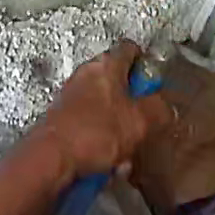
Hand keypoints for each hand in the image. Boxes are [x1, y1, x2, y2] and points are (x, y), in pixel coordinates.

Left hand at [33, 40, 174, 179]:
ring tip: (123, 155)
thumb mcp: (140, 121)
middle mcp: (86, 73)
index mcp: (107, 64)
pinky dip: (98, 142)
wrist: (47, 163)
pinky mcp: (58, 122)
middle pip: (117, 81)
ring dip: (116, 128)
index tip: (154, 82)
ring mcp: (69, 97)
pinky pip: (87, 126)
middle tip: (141, 124)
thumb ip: (159, 110)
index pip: (130, 49)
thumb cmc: (96, 132)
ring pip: (103, 108)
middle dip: (131, 104)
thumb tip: (167, 108)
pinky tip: (104, 166)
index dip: (145, 63)